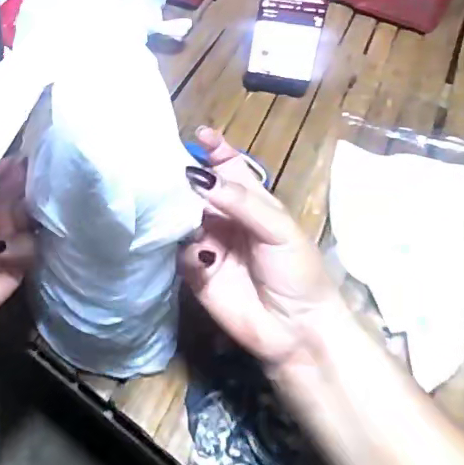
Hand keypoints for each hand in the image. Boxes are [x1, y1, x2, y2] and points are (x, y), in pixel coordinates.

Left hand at [0, 158, 37, 340]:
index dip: (10, 164)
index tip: (24, 153)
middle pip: (19, 191)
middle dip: (24, 185)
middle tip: (31, 178)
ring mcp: (9, 236)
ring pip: (30, 214)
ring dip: (26, 212)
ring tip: (15, 216)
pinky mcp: (20, 261)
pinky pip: (33, 243)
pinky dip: (25, 242)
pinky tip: (8, 248)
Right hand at [179, 127, 343, 369]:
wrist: (298, 330)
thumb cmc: (298, 270)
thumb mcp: (278, 228)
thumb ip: (240, 201)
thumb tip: (198, 177)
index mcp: (250, 202)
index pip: (227, 168)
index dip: (214, 150)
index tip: (199, 134)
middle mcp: (224, 218)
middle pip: (198, 190)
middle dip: (184, 178)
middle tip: (165, 166)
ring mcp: (208, 244)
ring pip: (182, 218)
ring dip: (176, 209)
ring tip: (169, 201)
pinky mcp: (194, 273)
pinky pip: (178, 251)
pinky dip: (181, 246)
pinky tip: (196, 249)